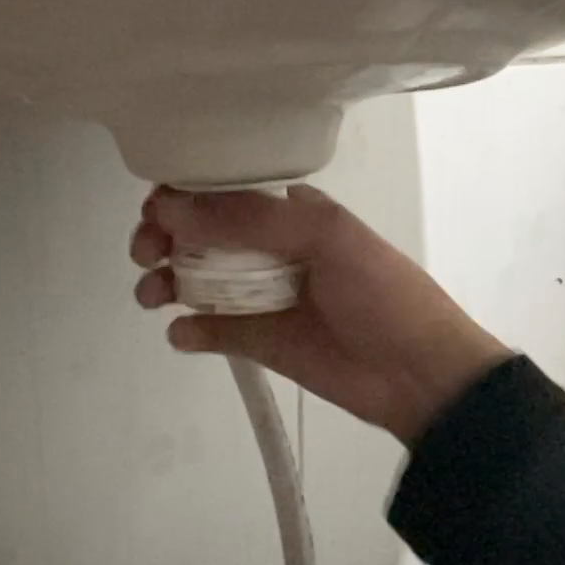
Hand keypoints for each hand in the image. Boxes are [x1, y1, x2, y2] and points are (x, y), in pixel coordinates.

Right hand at [131, 186, 511, 442]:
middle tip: (147, 252)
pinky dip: (186, 330)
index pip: (222, 192)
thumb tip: (170, 209)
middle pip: (197, 234)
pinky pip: (209, 330)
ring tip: (151, 294)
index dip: (182, 195)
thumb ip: (249, 219)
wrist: (417, 372)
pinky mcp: (255, 341)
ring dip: (164, 280)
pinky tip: (182, 332)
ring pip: (194, 280)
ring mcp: (257, 296)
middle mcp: (266, 247)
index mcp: (287, 211)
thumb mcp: (324, 236)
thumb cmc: (378, 291)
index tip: (155, 209)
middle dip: (163, 237)